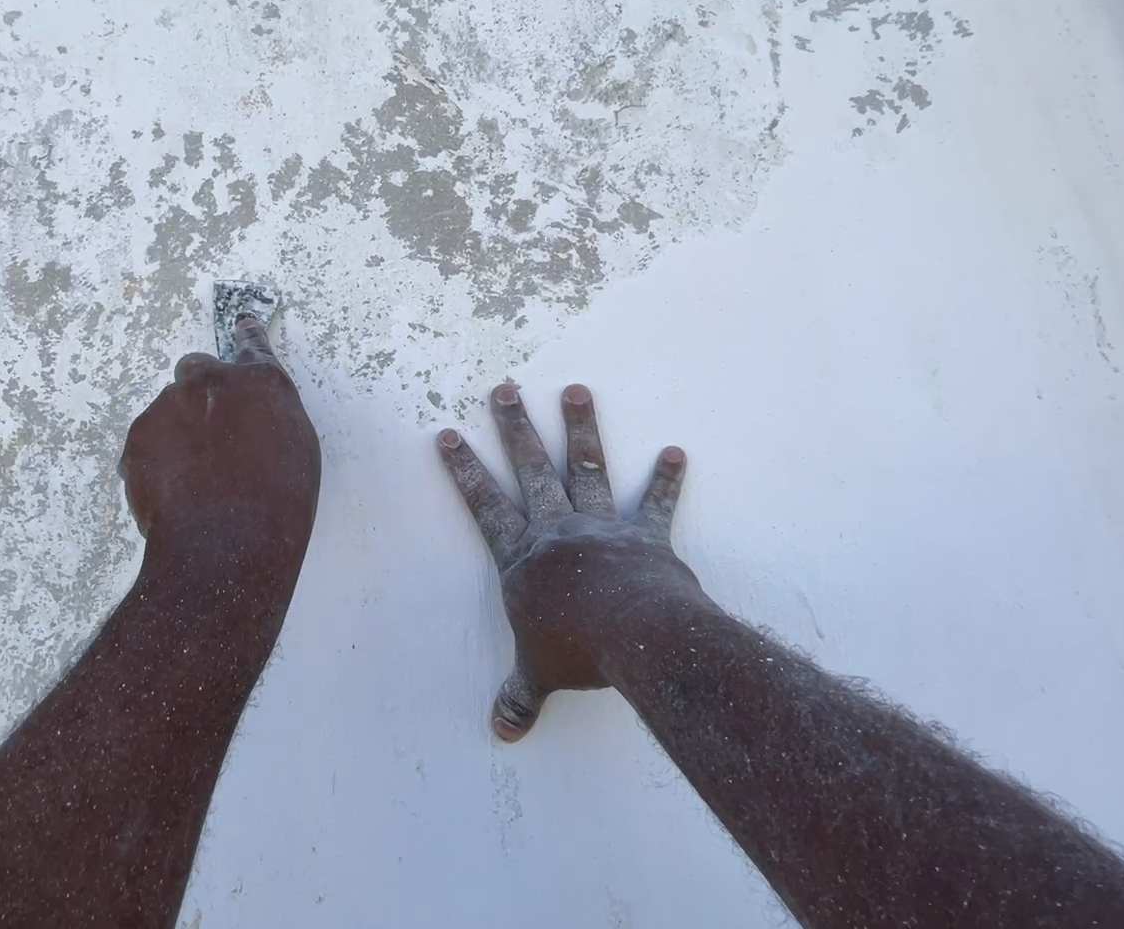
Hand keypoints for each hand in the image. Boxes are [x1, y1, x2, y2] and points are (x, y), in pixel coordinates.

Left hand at [120, 318, 321, 593]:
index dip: (247, 337)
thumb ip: (270, 418)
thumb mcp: (295, 451)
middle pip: (196, 369)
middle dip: (200, 393)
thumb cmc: (277, 504)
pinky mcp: (137, 438)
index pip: (252, 346)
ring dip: (178, 433)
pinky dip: (156, 461)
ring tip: (195, 482)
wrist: (226, 544)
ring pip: (168, 410)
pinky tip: (174, 493)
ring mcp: (168, 406)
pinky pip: (146, 444)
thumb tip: (252, 418)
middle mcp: (211, 382)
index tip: (242, 326)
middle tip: (209, 435)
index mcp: (261, 382)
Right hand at [439, 383, 704, 740]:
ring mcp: (601, 527)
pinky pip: (655, 503)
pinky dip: (666, 479)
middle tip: (505, 387)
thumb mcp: (539, 674)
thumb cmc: (578, 653)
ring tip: (576, 389)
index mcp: (523, 557)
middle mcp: (556, 531)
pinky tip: (675, 451)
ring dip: (581, 428)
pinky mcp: (645, 536)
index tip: (448, 433)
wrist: (637, 639)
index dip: (464, 469)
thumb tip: (501, 735)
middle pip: (531, 469)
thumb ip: (520, 696)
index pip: (484, 504)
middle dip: (515, 428)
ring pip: (586, 468)